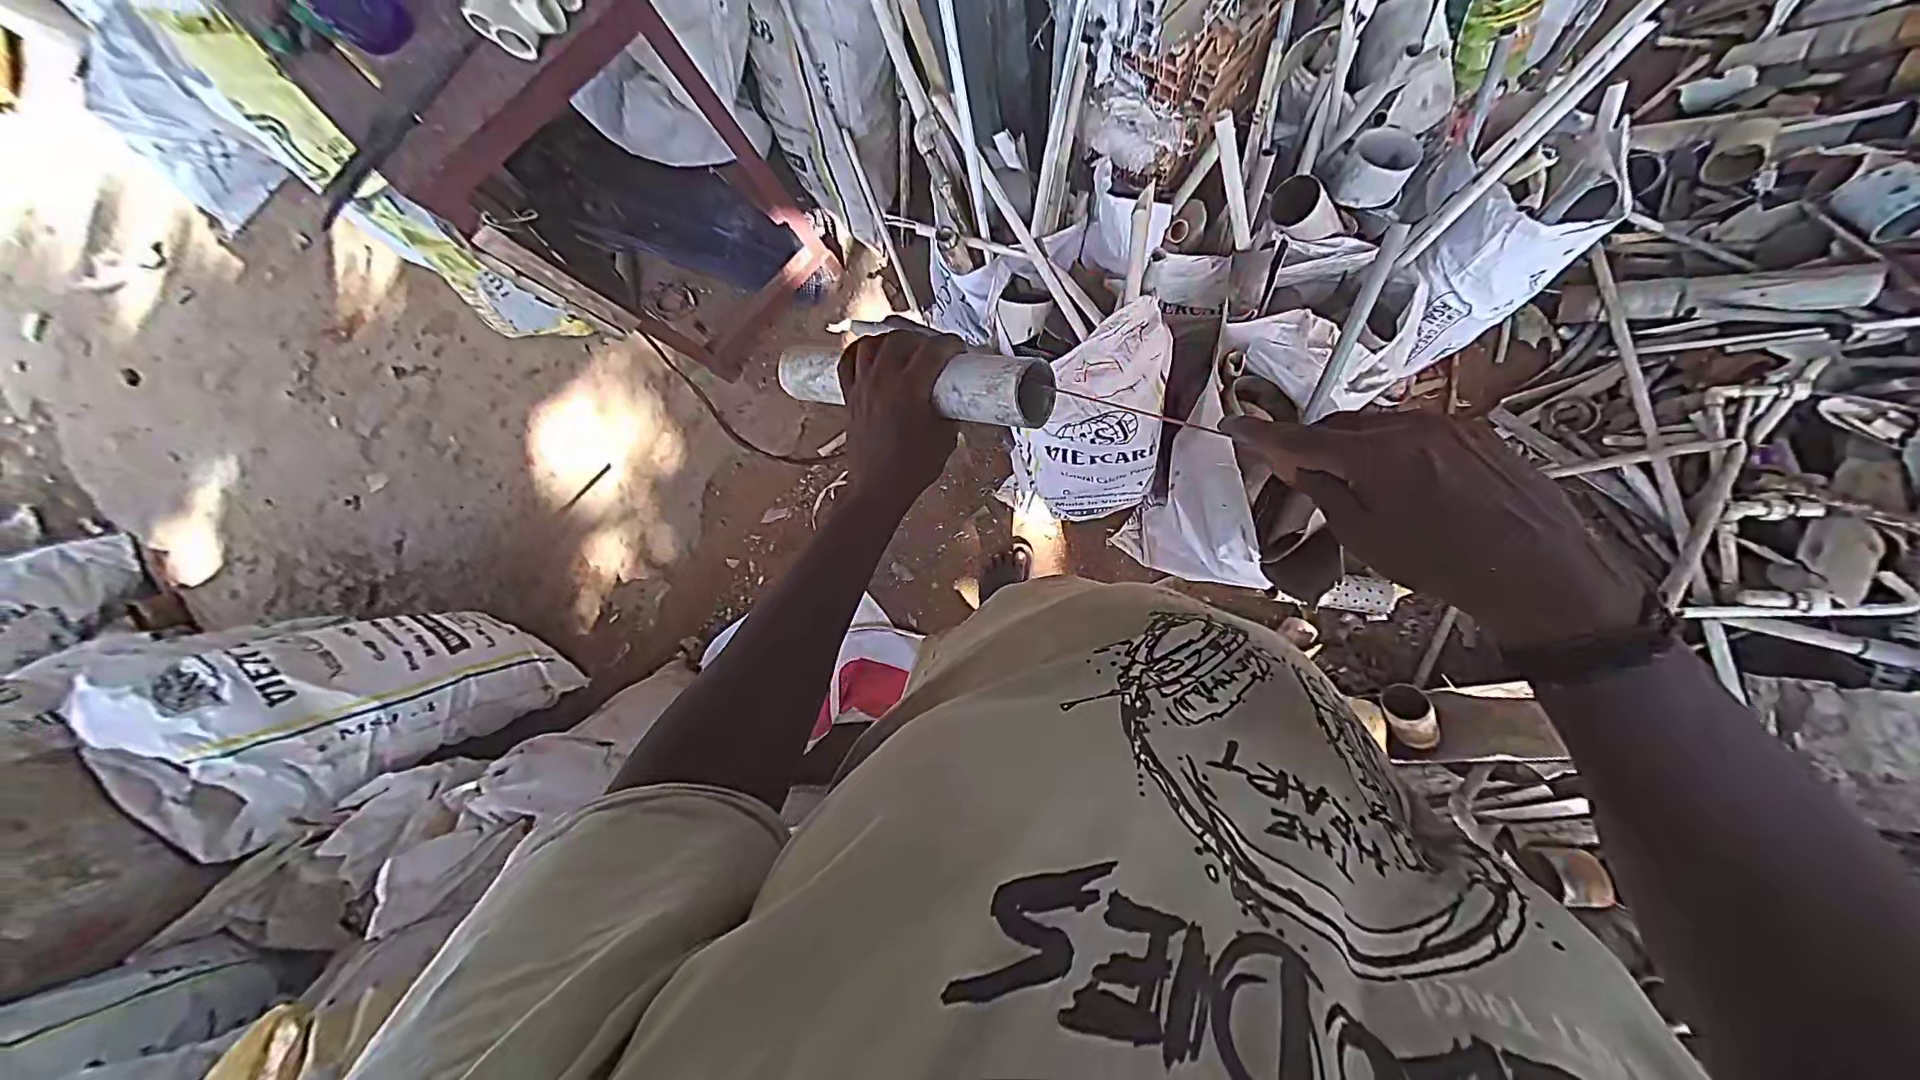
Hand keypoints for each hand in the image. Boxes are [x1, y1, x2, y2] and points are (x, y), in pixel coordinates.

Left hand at [838, 330, 962, 509]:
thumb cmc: (912, 468)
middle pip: (901, 339)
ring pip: (872, 344)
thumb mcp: (945, 439)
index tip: (958, 350)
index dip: (951, 345)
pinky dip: (859, 352)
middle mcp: (883, 380)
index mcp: (910, 387)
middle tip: (934, 350)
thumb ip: (949, 412)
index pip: (934, 349)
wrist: (878, 488)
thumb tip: (950, 401)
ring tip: (904, 348)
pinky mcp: (850, 397)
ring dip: (891, 340)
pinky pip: (848, 362)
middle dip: (922, 339)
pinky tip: (870, 354)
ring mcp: (863, 386)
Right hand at [1221, 411, 1648, 650]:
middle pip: (1336, 425)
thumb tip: (1293, 463)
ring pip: (1374, 425)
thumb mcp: (1361, 534)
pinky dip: (1388, 448)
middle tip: (1300, 475)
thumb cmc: (1442, 561)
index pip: (1299, 437)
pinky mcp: (1471, 431)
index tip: (1235, 425)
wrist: (1535, 569)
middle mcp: (1409, 425)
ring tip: (1358, 488)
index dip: (1261, 434)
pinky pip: (1409, 430)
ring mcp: (1444, 424)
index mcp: (1374, 453)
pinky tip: (1400, 483)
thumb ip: (1321, 489)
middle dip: (1312, 445)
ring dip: (1352, 448)